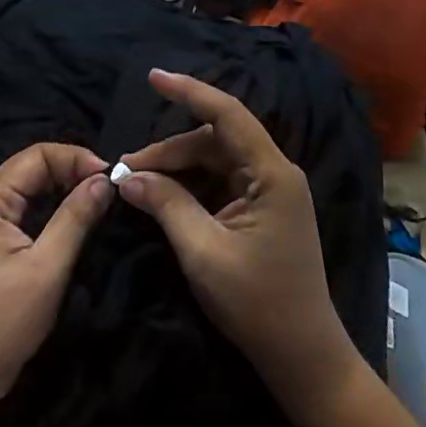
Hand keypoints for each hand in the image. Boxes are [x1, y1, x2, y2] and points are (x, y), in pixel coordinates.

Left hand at [0, 143, 113, 426]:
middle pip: (35, 167)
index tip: (109, 178)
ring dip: (67, 189)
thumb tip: (105, 179)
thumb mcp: (45, 269)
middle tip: (108, 190)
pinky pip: (29, 211)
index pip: (38, 155)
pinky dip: (56, 208)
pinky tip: (77, 221)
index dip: (76, 157)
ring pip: (34, 189)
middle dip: (74, 171)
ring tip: (99, 202)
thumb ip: (76, 218)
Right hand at [119, 72, 425, 426]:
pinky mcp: (264, 207)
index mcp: (272, 171)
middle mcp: (276, 170)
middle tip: (124, 170)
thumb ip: (167, 205)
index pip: (228, 114)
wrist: (301, 350)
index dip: (191, 91)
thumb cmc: (256, 301)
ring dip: (179, 169)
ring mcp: (272, 189)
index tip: (155, 75)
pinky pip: (224, 181)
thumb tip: (127, 176)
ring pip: (218, 160)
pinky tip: (164, 196)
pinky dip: (193, 186)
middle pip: (218, 140)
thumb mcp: (203, 252)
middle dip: (171, 150)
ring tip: (136, 183)